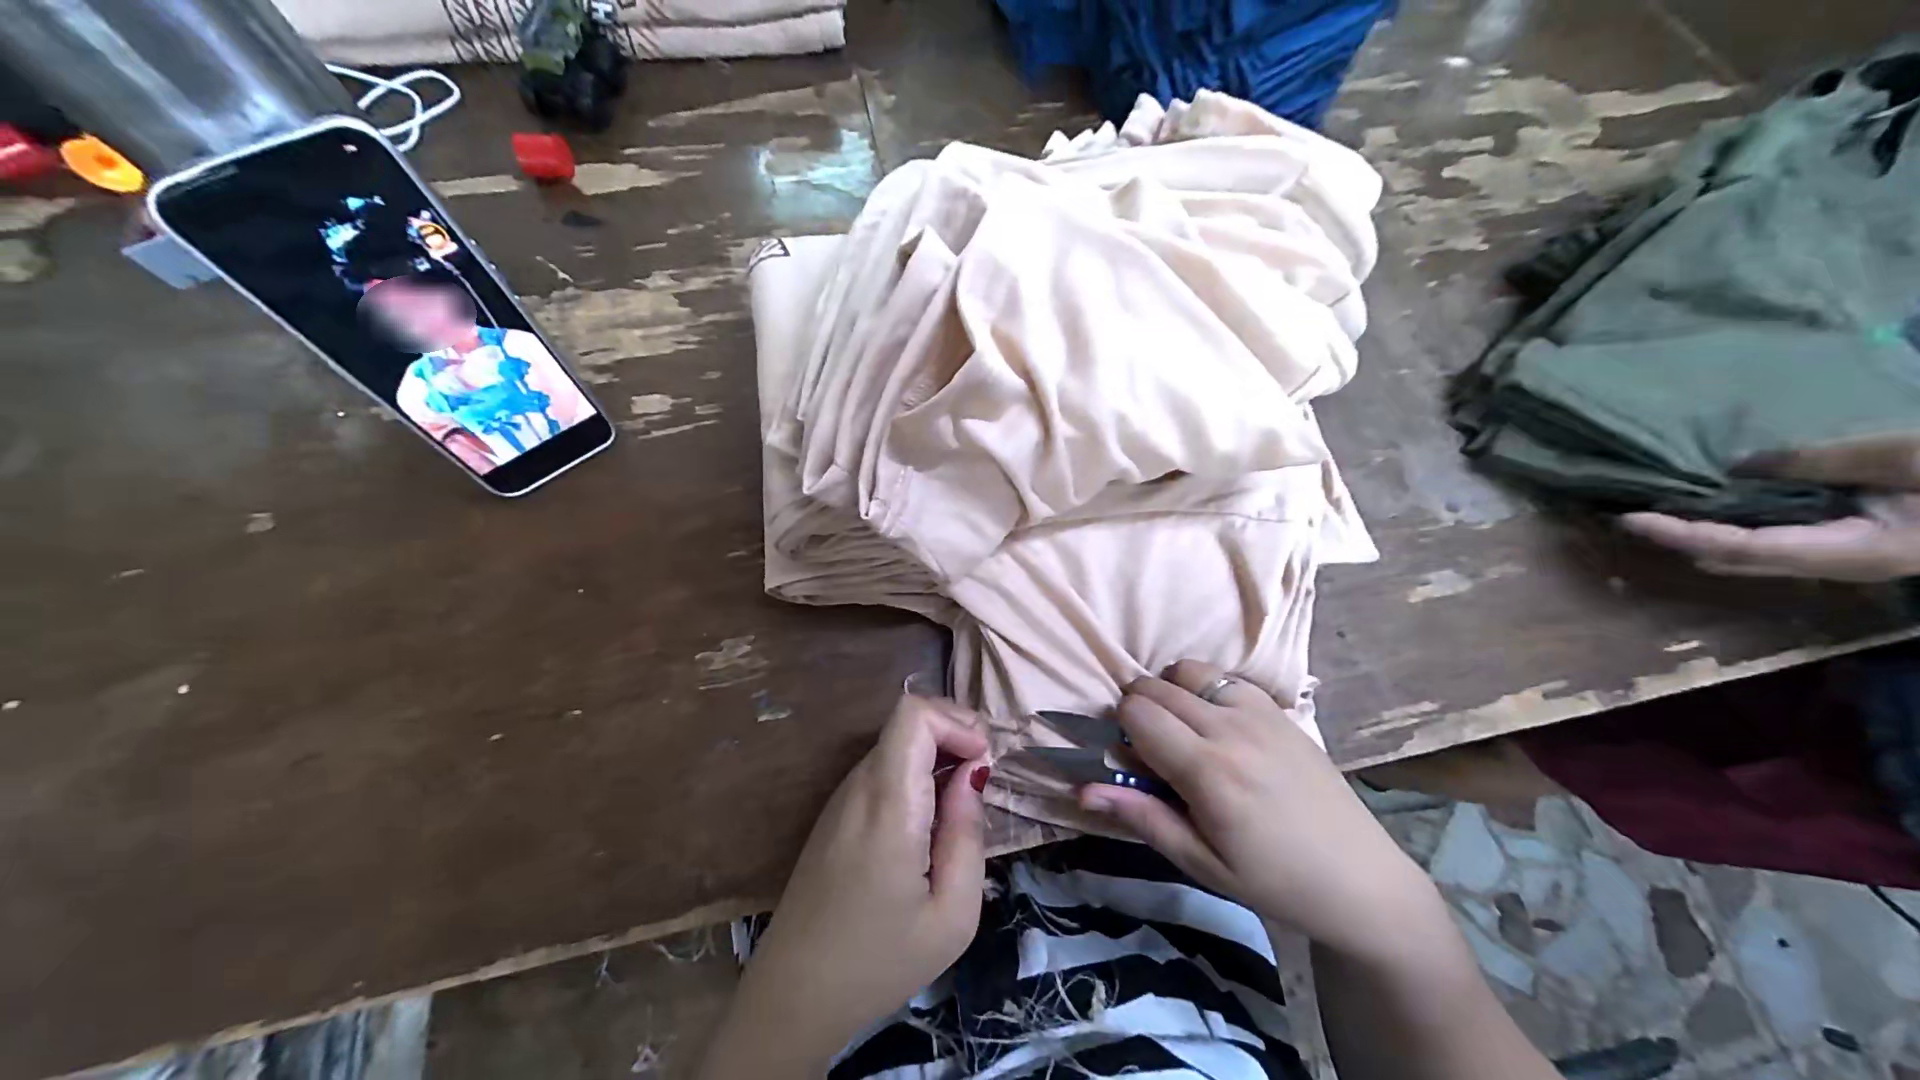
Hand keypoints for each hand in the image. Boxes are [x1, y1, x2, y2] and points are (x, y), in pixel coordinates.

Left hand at [698, 695, 989, 1078]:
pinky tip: (930, 822)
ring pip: (896, 744)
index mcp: (887, 802)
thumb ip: (968, 833)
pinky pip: (882, 770)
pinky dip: (916, 774)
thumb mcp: (952, 914)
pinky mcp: (835, 814)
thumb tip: (973, 774)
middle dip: (954, 732)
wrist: (795, 995)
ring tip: (962, 803)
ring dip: (937, 754)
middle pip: (907, 721)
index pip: (913, 713)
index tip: (983, 763)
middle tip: (983, 778)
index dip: (956, 721)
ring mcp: (841, 797)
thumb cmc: (880, 961)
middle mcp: (858, 785)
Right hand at [1078, 660, 1434, 960]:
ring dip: (1169, 691)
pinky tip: (1214, 723)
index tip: (1129, 757)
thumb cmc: (1273, 879)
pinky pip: (1225, 677)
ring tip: (1179, 728)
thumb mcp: (1201, 862)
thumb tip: (1084, 789)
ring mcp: (1260, 713)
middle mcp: (1231, 728)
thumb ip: (1142, 816)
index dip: (1120, 729)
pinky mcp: (1279, 710)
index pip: (1137, 713)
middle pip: (1155, 687)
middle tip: (1147, 747)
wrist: (1360, 878)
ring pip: (1187, 670)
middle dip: (1137, 708)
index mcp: (1208, 771)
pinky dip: (1204, 688)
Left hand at [1621, 433, 1919, 580]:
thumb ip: (1816, 462)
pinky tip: (1706, 502)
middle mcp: (1833, 565)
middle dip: (1676, 538)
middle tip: (1625, 510)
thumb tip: (1736, 466)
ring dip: (1697, 534)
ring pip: (1745, 554)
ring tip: (1652, 506)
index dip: (1679, 534)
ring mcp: (1838, 558)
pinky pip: (1767, 540)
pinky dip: (1727, 525)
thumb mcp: (1902, 456)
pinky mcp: (1844, 544)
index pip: (1738, 548)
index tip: (1629, 518)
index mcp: (1852, 552)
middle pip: (1732, 557)